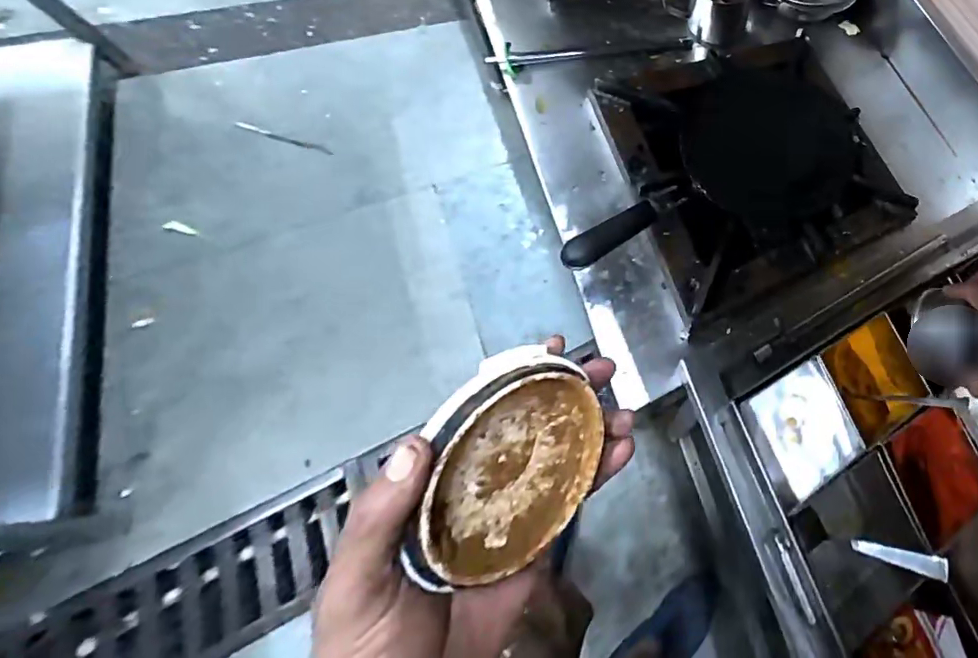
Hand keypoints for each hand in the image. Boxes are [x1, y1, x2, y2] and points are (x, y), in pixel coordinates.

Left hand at [312, 336, 635, 657]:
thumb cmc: (366, 646)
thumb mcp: (353, 585)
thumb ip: (375, 520)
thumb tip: (415, 444)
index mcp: (435, 483)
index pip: (478, 417)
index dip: (515, 378)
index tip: (550, 349)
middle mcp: (480, 485)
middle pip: (531, 425)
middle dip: (570, 391)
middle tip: (602, 368)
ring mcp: (515, 512)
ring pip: (562, 455)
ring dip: (596, 427)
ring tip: (623, 413)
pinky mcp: (542, 542)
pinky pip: (576, 498)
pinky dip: (603, 471)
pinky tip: (622, 452)